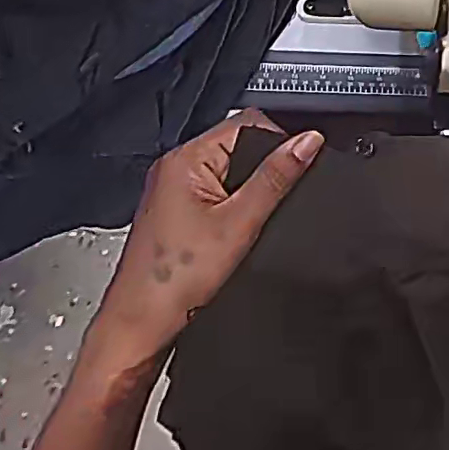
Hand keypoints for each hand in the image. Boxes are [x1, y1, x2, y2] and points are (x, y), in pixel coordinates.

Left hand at [92, 109, 322, 358]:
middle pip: (241, 145)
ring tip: (252, 221)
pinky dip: (236, 207)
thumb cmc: (174, 280)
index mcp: (186, 158)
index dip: (280, 142)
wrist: (140, 326)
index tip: (297, 170)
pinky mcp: (179, 212)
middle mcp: (176, 167)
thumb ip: (276, 177)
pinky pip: (219, 193)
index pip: (248, 123)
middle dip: (266, 169)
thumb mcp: (240, 223)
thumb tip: (308, 142)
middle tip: (272, 204)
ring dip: (250, 191)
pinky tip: (238, 231)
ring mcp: (176, 190)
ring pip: (232, 171)